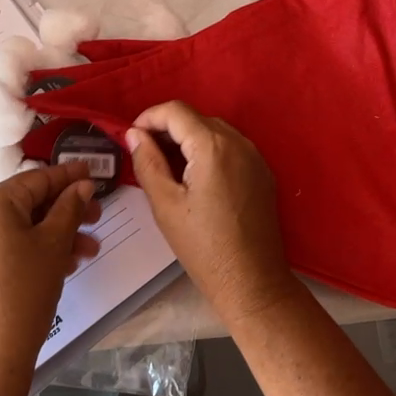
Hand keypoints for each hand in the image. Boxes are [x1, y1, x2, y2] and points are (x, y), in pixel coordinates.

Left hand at [0, 162, 101, 381]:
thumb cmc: (24, 291)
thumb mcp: (54, 245)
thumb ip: (70, 208)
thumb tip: (82, 184)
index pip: (38, 178)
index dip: (69, 176)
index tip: (93, 172)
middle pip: (30, 202)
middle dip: (67, 210)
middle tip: (98, 218)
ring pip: (23, 227)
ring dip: (58, 234)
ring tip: (89, 252)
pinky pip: (11, 246)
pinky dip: (38, 250)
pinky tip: (65, 266)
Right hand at [126, 101, 293, 322]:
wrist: (253, 283)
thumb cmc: (204, 248)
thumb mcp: (165, 205)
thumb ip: (147, 162)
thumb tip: (134, 134)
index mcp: (213, 146)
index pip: (176, 111)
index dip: (149, 117)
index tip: (132, 136)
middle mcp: (238, 141)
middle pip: (196, 118)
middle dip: (167, 128)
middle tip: (145, 153)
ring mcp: (255, 155)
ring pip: (214, 130)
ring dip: (188, 138)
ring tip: (167, 165)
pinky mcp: (263, 172)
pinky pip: (231, 147)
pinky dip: (209, 150)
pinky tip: (196, 176)